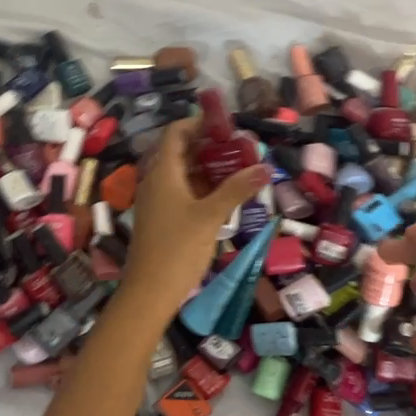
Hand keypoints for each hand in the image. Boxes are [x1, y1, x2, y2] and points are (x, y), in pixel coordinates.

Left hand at [116, 118, 268, 314]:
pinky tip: (225, 197)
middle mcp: (156, 180)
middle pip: (181, 151)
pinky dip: (202, 188)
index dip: (200, 123)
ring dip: (209, 169)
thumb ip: (237, 189)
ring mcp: (157, 200)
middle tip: (241, 149)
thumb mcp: (210, 216)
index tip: (228, 125)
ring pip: (183, 173)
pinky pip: (182, 192)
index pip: (176, 132)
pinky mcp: (161, 218)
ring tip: (239, 170)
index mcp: (163, 172)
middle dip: (210, 147)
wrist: (149, 293)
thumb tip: (265, 166)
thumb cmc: (177, 249)